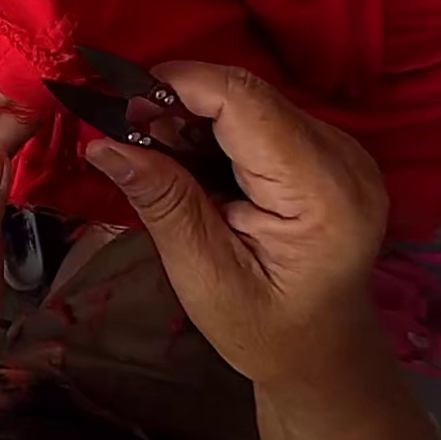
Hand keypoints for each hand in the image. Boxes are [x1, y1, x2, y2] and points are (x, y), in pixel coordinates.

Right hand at [83, 62, 387, 390]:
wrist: (324, 355)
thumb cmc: (267, 330)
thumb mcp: (203, 274)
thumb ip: (161, 201)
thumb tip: (102, 144)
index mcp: (320, 192)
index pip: (243, 99)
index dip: (176, 85)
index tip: (123, 110)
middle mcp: (339, 156)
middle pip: (241, 91)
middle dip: (174, 100)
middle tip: (131, 138)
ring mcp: (334, 147)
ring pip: (241, 95)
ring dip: (186, 113)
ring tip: (158, 156)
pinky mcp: (318, 147)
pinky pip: (250, 111)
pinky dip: (205, 124)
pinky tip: (188, 160)